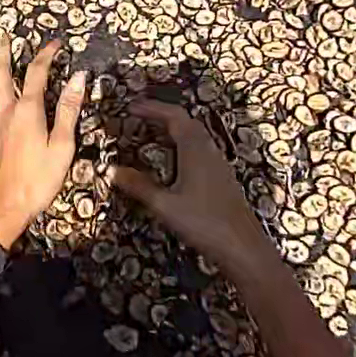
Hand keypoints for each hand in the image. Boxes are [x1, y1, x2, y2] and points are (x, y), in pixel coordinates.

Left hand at [0, 36, 86, 248]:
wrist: (4, 204)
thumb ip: (68, 109)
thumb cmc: (38, 179)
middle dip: (5, 53)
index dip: (46, 55)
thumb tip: (78, 78)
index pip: (36, 72)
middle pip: (2, 74)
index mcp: (28, 110)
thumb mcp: (62, 145)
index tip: (55, 44)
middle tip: (6, 38)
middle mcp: (5, 111)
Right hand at [109, 99, 274, 274]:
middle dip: (161, 115)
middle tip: (137, 117)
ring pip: (194, 136)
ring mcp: (218, 165)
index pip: (175, 116)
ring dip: (172, 130)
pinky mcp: (221, 178)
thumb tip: (111, 170)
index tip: (131, 106)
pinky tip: (170, 161)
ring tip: (149, 135)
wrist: (244, 250)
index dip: (153, 108)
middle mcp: (209, 151)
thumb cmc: (204, 223)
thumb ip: (138, 186)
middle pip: (186, 122)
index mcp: (195, 150)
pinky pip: (198, 150)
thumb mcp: (164, 205)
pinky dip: (180, 145)